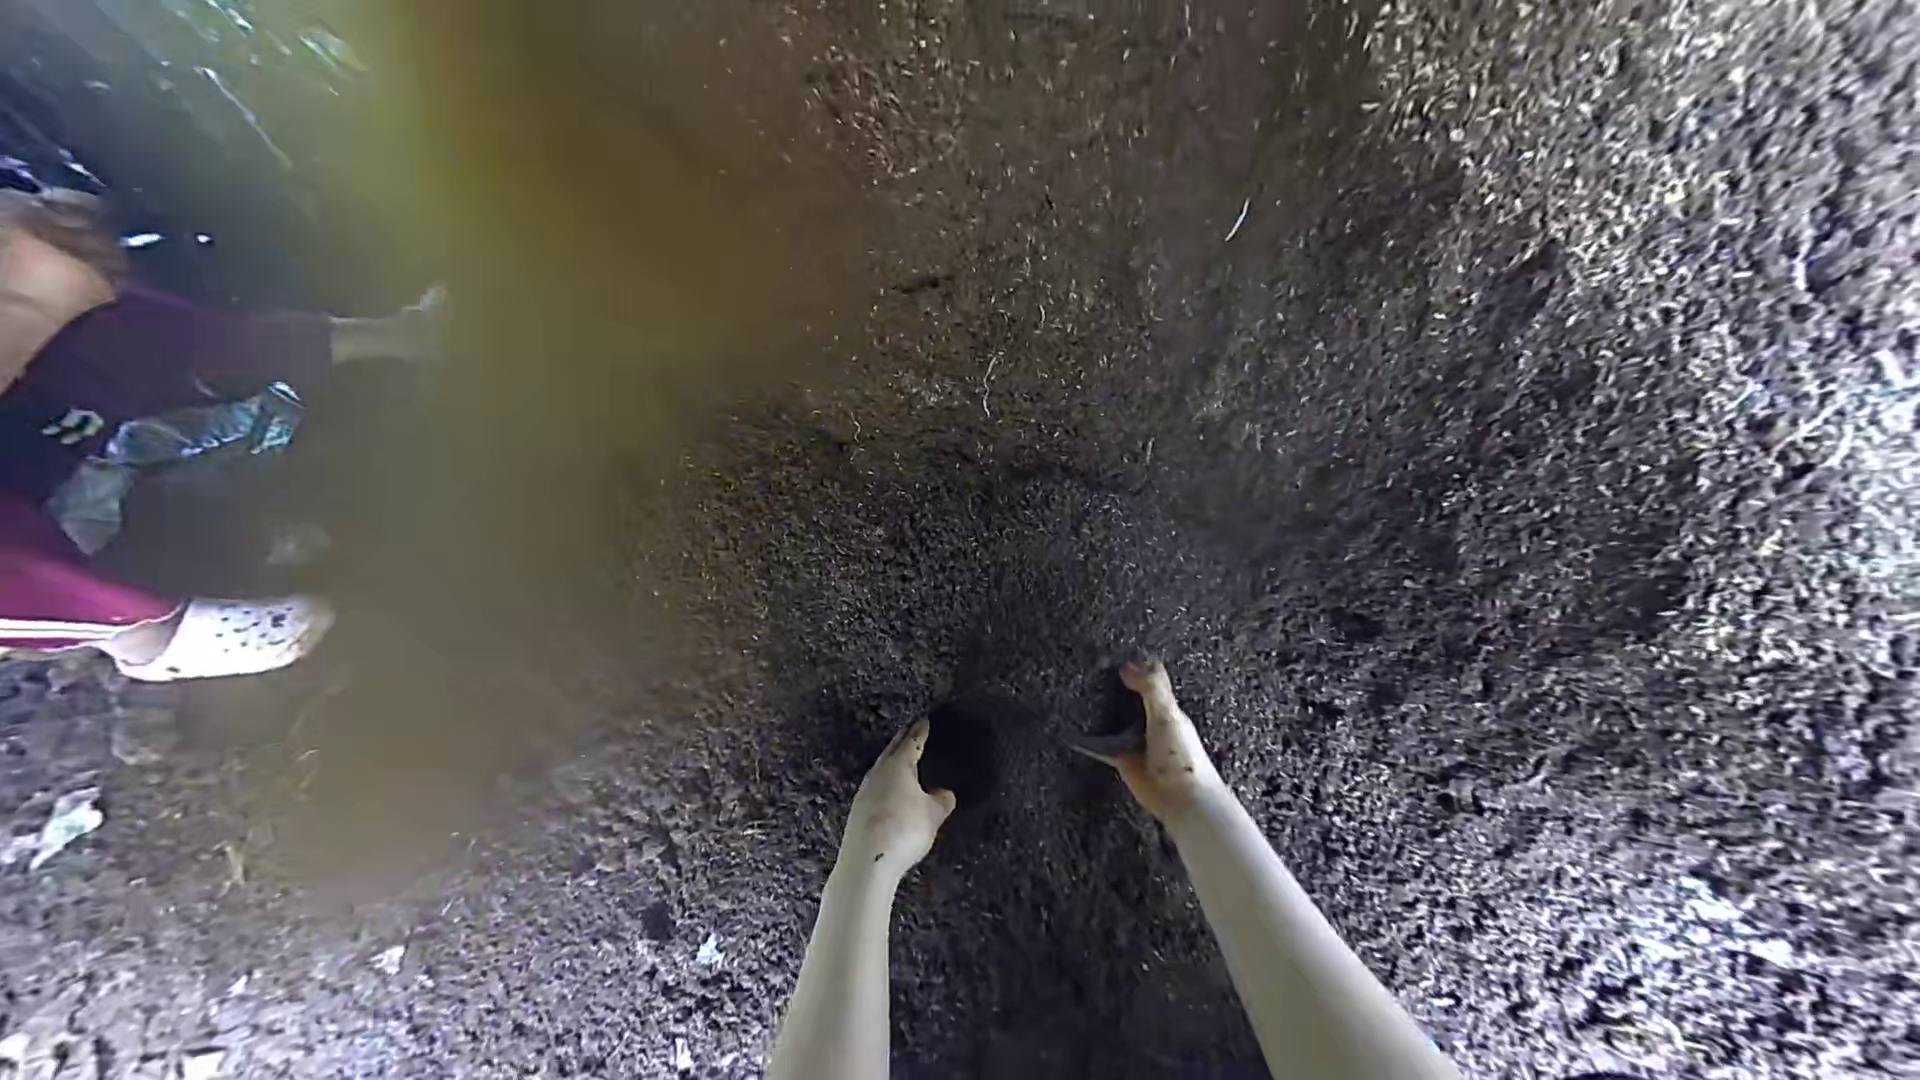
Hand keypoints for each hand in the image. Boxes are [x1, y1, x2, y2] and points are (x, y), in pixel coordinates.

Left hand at [838, 718, 956, 876]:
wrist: (867, 861)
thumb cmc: (904, 829)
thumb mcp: (933, 815)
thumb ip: (941, 801)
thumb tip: (944, 793)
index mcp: (899, 765)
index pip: (912, 742)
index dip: (920, 732)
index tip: (924, 721)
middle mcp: (879, 772)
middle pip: (892, 750)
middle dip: (902, 739)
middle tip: (909, 730)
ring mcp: (865, 791)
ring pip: (880, 767)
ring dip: (890, 759)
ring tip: (898, 757)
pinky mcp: (857, 810)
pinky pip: (874, 785)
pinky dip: (884, 780)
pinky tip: (887, 788)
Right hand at [1086, 658, 1227, 823]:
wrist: (1183, 799)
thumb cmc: (1183, 758)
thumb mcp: (1167, 714)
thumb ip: (1151, 687)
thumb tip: (1127, 665)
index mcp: (1164, 705)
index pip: (1148, 676)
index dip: (1133, 663)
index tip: (1111, 653)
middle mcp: (1149, 719)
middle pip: (1128, 695)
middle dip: (1112, 684)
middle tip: (1088, 668)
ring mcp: (1135, 739)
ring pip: (1114, 717)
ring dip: (1100, 709)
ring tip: (1077, 692)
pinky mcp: (1122, 758)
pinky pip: (1100, 745)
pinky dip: (1087, 740)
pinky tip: (1072, 732)